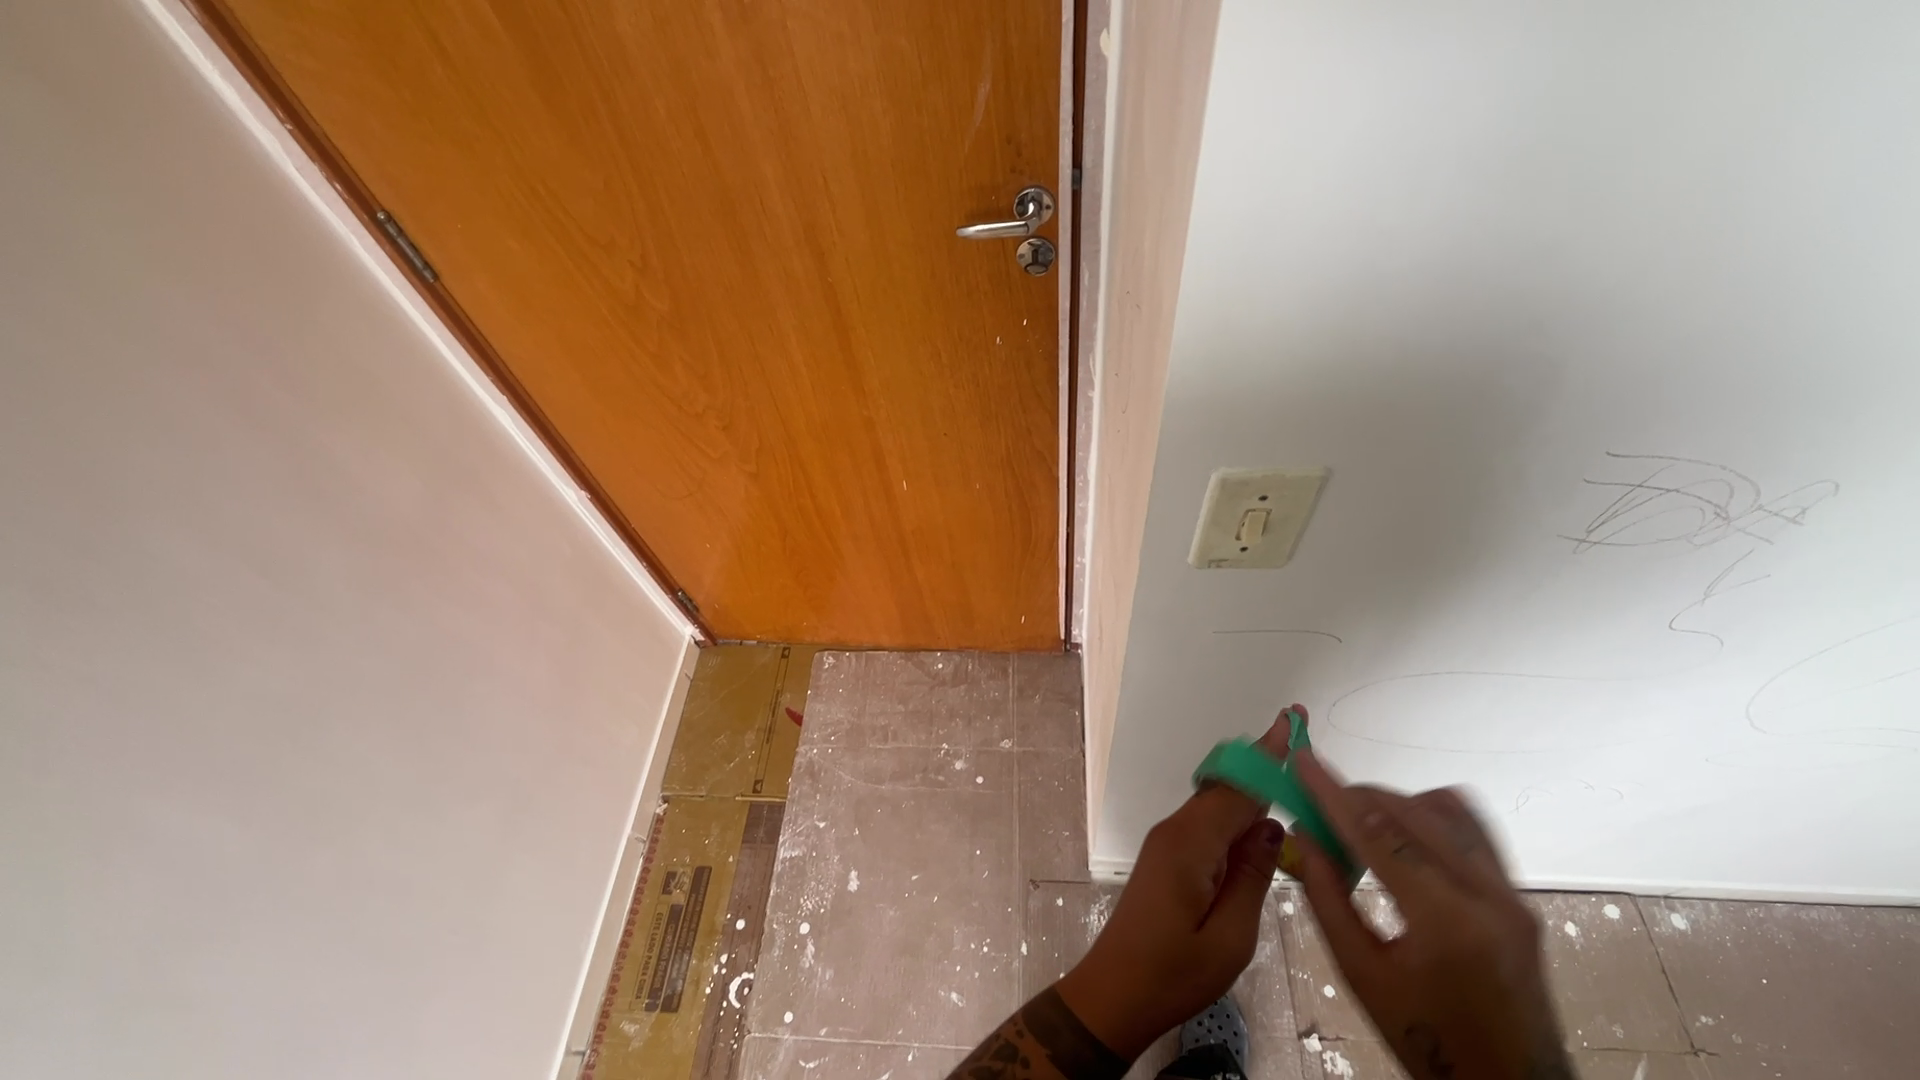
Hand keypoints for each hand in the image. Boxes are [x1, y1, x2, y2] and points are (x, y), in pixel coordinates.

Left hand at [1054, 708, 1300, 1060]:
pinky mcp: (1167, 858)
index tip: (1292, 720)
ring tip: (1293, 782)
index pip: (1239, 790)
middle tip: (1299, 739)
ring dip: (1251, 792)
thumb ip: (1253, 877)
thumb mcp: (1230, 936)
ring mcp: (1168, 843)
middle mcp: (1175, 832)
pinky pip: (1207, 826)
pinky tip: (1260, 827)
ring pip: (1217, 806)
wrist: (1115, 993)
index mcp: (1190, 844)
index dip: (1269, 756)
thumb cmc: (1174, 974)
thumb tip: (1272, 827)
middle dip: (1263, 765)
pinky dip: (1236, 818)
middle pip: (1226, 789)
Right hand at [1292, 752, 1571, 1079]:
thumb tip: (1303, 835)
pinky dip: (1429, 819)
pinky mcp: (1518, 896)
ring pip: (1447, 811)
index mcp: (1446, 921)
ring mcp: (1511, 893)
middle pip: (1411, 811)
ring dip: (1395, 804)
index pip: (1378, 832)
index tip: (1301, 759)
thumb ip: (1327, 898)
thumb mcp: (1361, 975)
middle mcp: (1488, 895)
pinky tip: (1401, 838)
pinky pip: (1472, 832)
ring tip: (1357, 823)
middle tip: (1316, 803)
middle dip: (1357, 796)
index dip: (1332, 792)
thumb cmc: (1425, 1040)